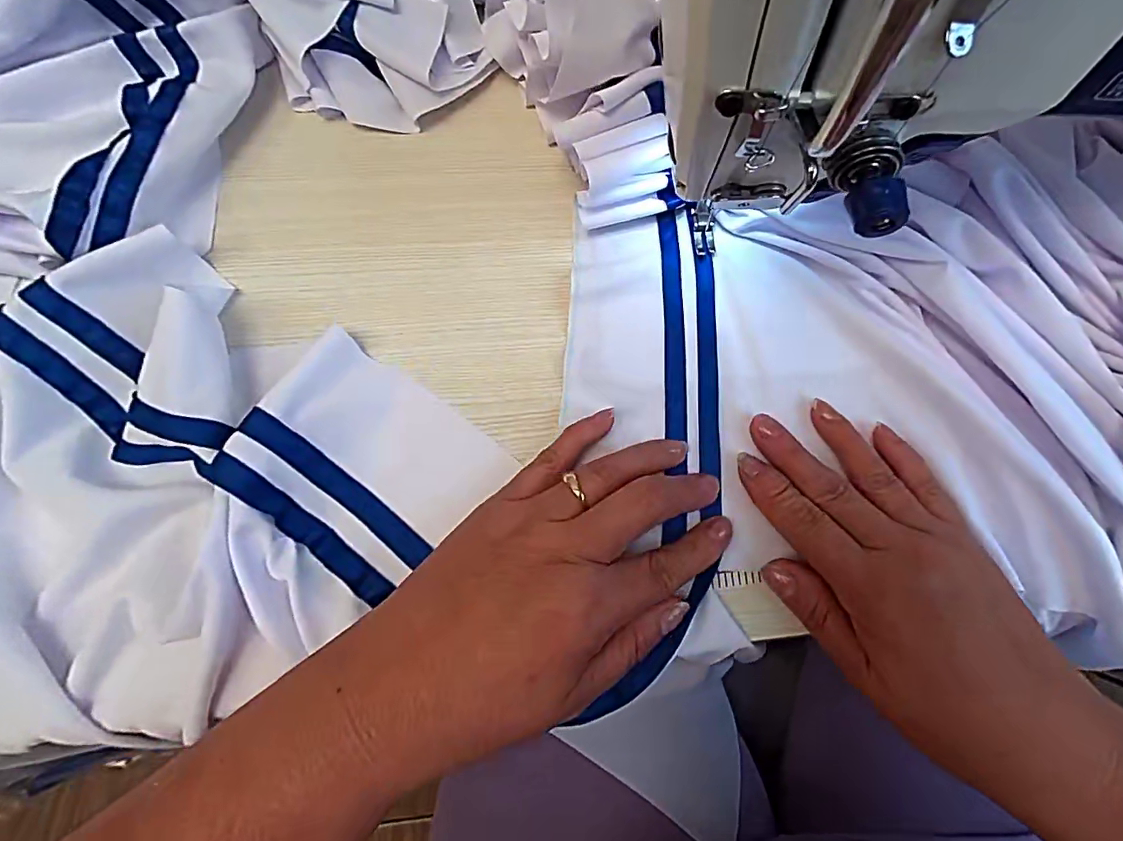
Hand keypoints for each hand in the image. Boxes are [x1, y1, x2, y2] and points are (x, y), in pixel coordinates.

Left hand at [76, 410, 731, 840]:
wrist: (399, 681)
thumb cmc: (487, 702)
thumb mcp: (570, 696)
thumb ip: (629, 645)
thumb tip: (676, 603)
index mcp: (589, 606)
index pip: (665, 567)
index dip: (700, 547)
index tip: (723, 529)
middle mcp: (567, 551)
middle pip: (641, 505)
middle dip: (682, 491)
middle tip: (707, 483)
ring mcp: (530, 520)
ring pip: (601, 474)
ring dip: (644, 456)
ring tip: (675, 449)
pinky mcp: (499, 505)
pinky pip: (546, 460)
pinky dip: (578, 435)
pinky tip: (605, 419)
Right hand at [737, 403, 1089, 779]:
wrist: (1041, 727)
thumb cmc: (944, 712)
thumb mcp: (867, 676)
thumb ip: (820, 615)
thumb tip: (775, 567)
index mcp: (870, 586)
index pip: (806, 524)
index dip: (771, 490)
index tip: (746, 460)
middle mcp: (901, 549)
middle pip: (834, 491)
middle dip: (793, 454)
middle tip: (763, 422)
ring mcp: (936, 537)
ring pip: (878, 477)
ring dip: (843, 440)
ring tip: (816, 408)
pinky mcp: (964, 537)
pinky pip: (928, 486)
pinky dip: (903, 456)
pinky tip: (881, 433)